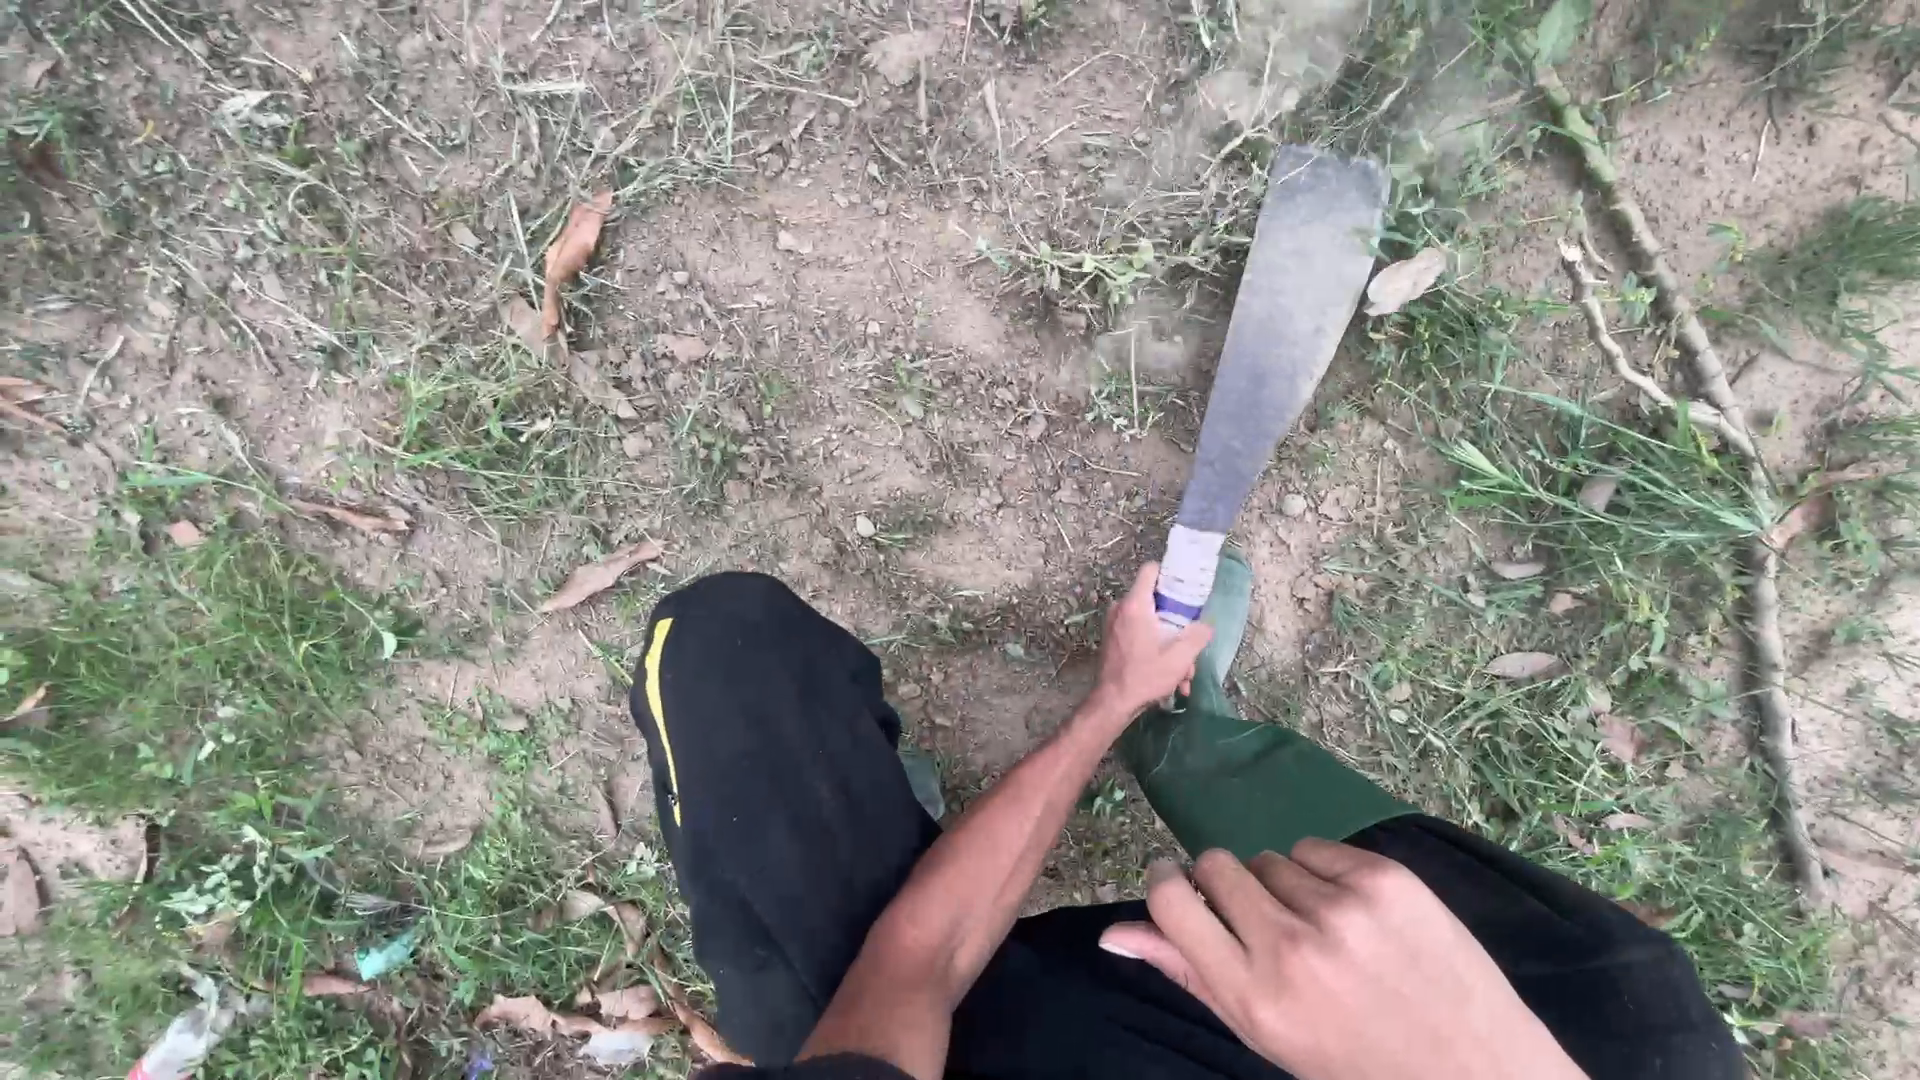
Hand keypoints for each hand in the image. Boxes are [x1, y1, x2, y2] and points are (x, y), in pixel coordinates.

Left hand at [1084, 563, 1211, 722]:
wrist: (1112, 703)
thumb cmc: (1144, 677)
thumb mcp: (1179, 658)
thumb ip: (1197, 636)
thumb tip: (1206, 626)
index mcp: (1135, 605)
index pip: (1151, 570)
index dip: (1171, 574)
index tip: (1187, 587)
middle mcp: (1121, 609)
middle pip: (1156, 602)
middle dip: (1178, 627)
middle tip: (1190, 650)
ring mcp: (1115, 624)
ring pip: (1152, 624)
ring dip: (1170, 647)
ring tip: (1183, 676)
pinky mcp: (1113, 638)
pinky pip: (1140, 636)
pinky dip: (1156, 651)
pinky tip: (1171, 679)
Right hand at [1099, 842, 1587, 1079]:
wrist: (1483, 1078)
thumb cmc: (1356, 1067)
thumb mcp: (1264, 1037)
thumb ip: (1188, 974)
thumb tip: (1112, 934)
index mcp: (1257, 998)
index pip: (1171, 900)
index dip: (1167, 883)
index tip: (1178, 885)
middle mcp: (1292, 947)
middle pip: (1214, 864)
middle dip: (1226, 886)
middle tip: (1263, 924)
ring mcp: (1343, 907)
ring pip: (1267, 858)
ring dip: (1281, 886)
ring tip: (1322, 932)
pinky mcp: (1385, 878)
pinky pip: (1314, 849)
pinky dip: (1323, 875)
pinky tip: (1355, 917)